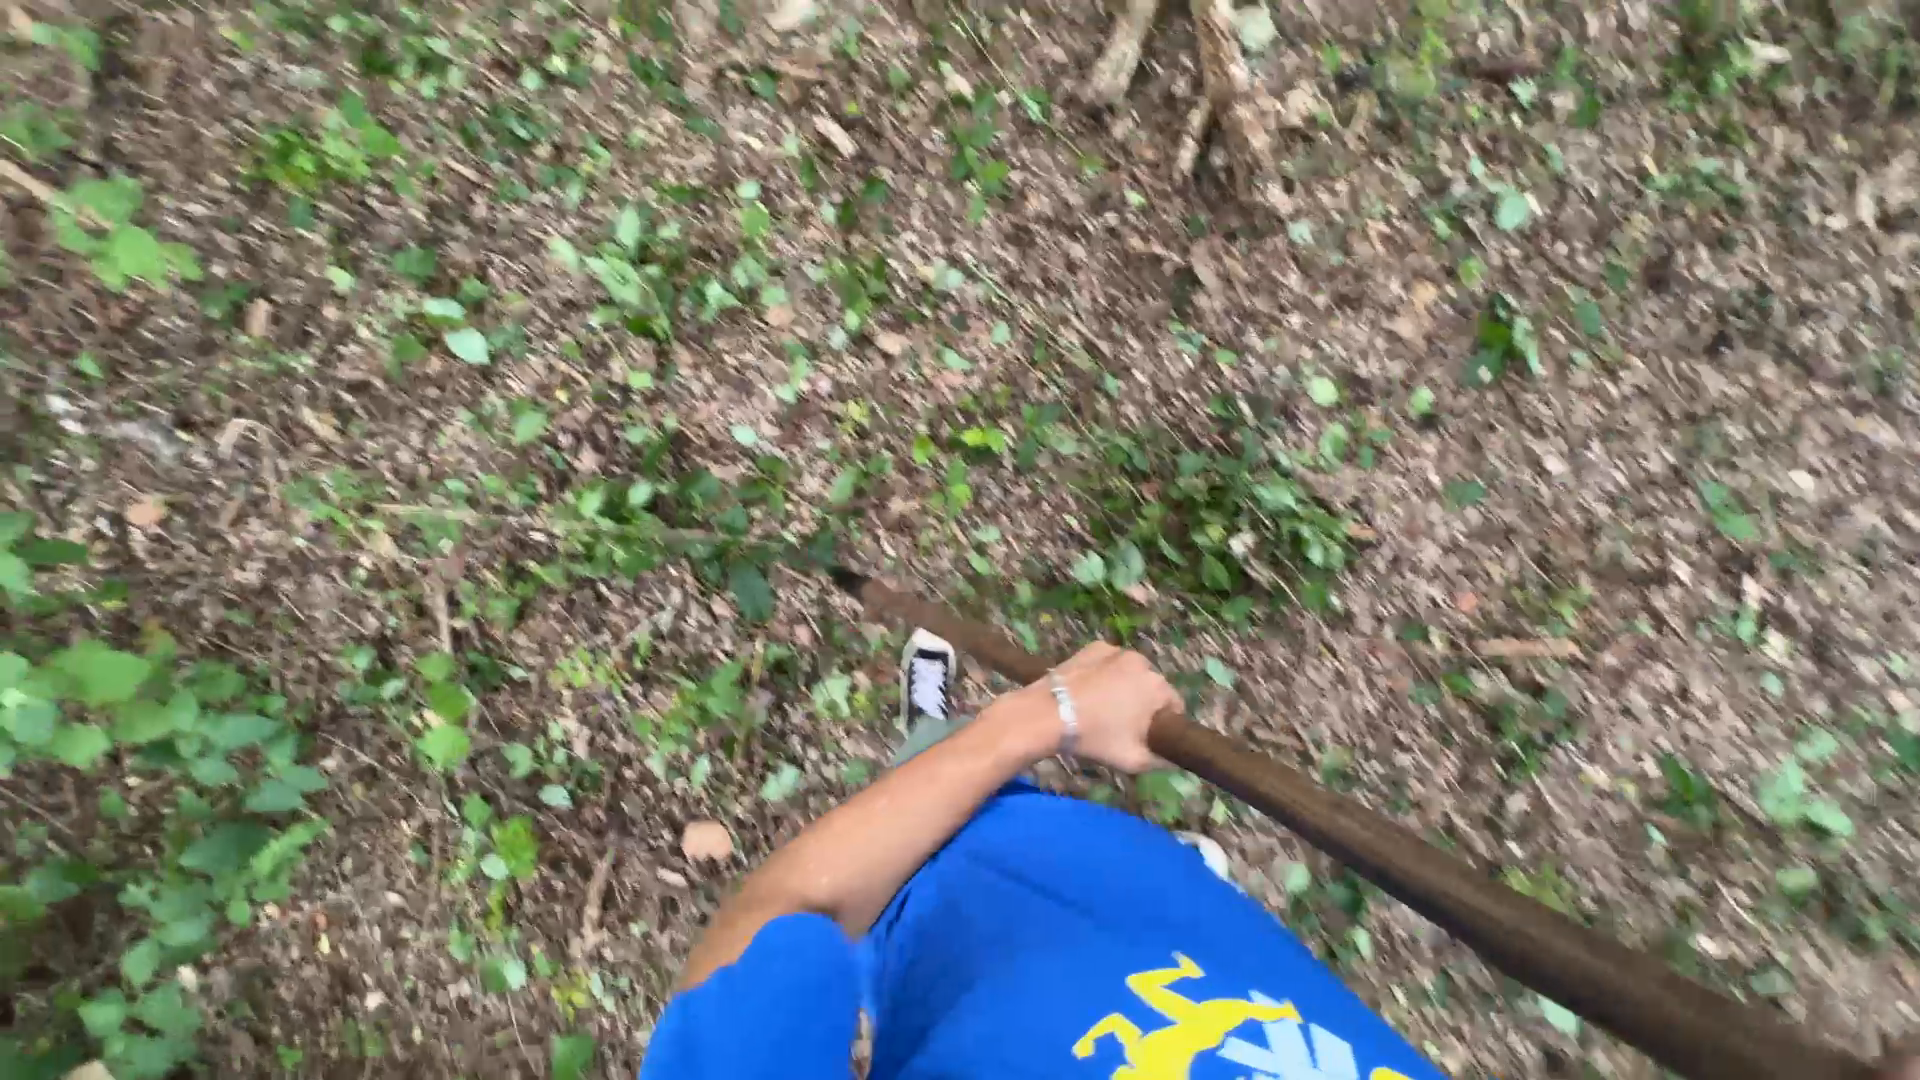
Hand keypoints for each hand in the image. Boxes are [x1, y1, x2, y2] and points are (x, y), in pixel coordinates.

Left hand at [984, 642, 1180, 772]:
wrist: (1049, 713)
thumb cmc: (1096, 737)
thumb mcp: (1134, 761)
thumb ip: (1163, 760)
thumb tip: (1173, 759)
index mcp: (1158, 687)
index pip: (1175, 706)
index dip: (1164, 722)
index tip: (1146, 734)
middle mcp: (1142, 662)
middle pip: (1152, 686)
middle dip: (1144, 702)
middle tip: (1122, 722)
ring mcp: (1116, 651)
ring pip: (1131, 672)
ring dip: (1125, 685)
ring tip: (1103, 705)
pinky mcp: (1094, 646)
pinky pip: (1110, 662)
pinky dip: (1105, 672)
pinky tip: (1090, 688)